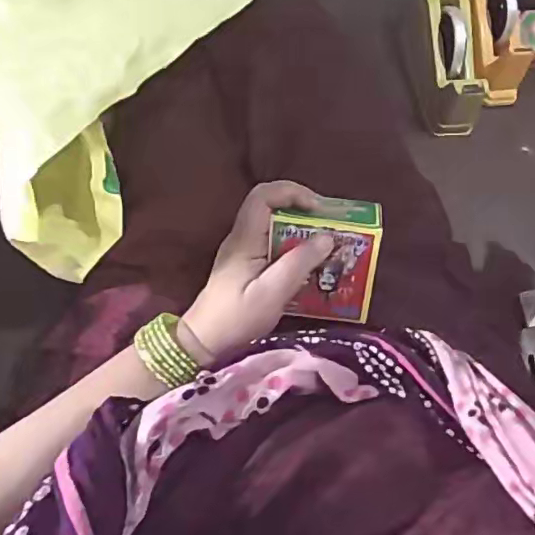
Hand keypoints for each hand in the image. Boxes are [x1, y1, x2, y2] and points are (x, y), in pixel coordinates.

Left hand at [183, 181, 334, 356]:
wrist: (204, 342)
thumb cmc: (236, 318)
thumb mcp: (272, 293)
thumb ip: (300, 263)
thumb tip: (327, 238)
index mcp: (245, 238)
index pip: (264, 195)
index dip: (292, 192)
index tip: (318, 209)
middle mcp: (242, 239)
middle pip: (272, 207)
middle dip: (304, 212)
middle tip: (330, 228)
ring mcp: (243, 252)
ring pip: (275, 227)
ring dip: (302, 233)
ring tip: (327, 247)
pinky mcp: (247, 267)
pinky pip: (274, 246)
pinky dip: (294, 250)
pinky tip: (310, 267)